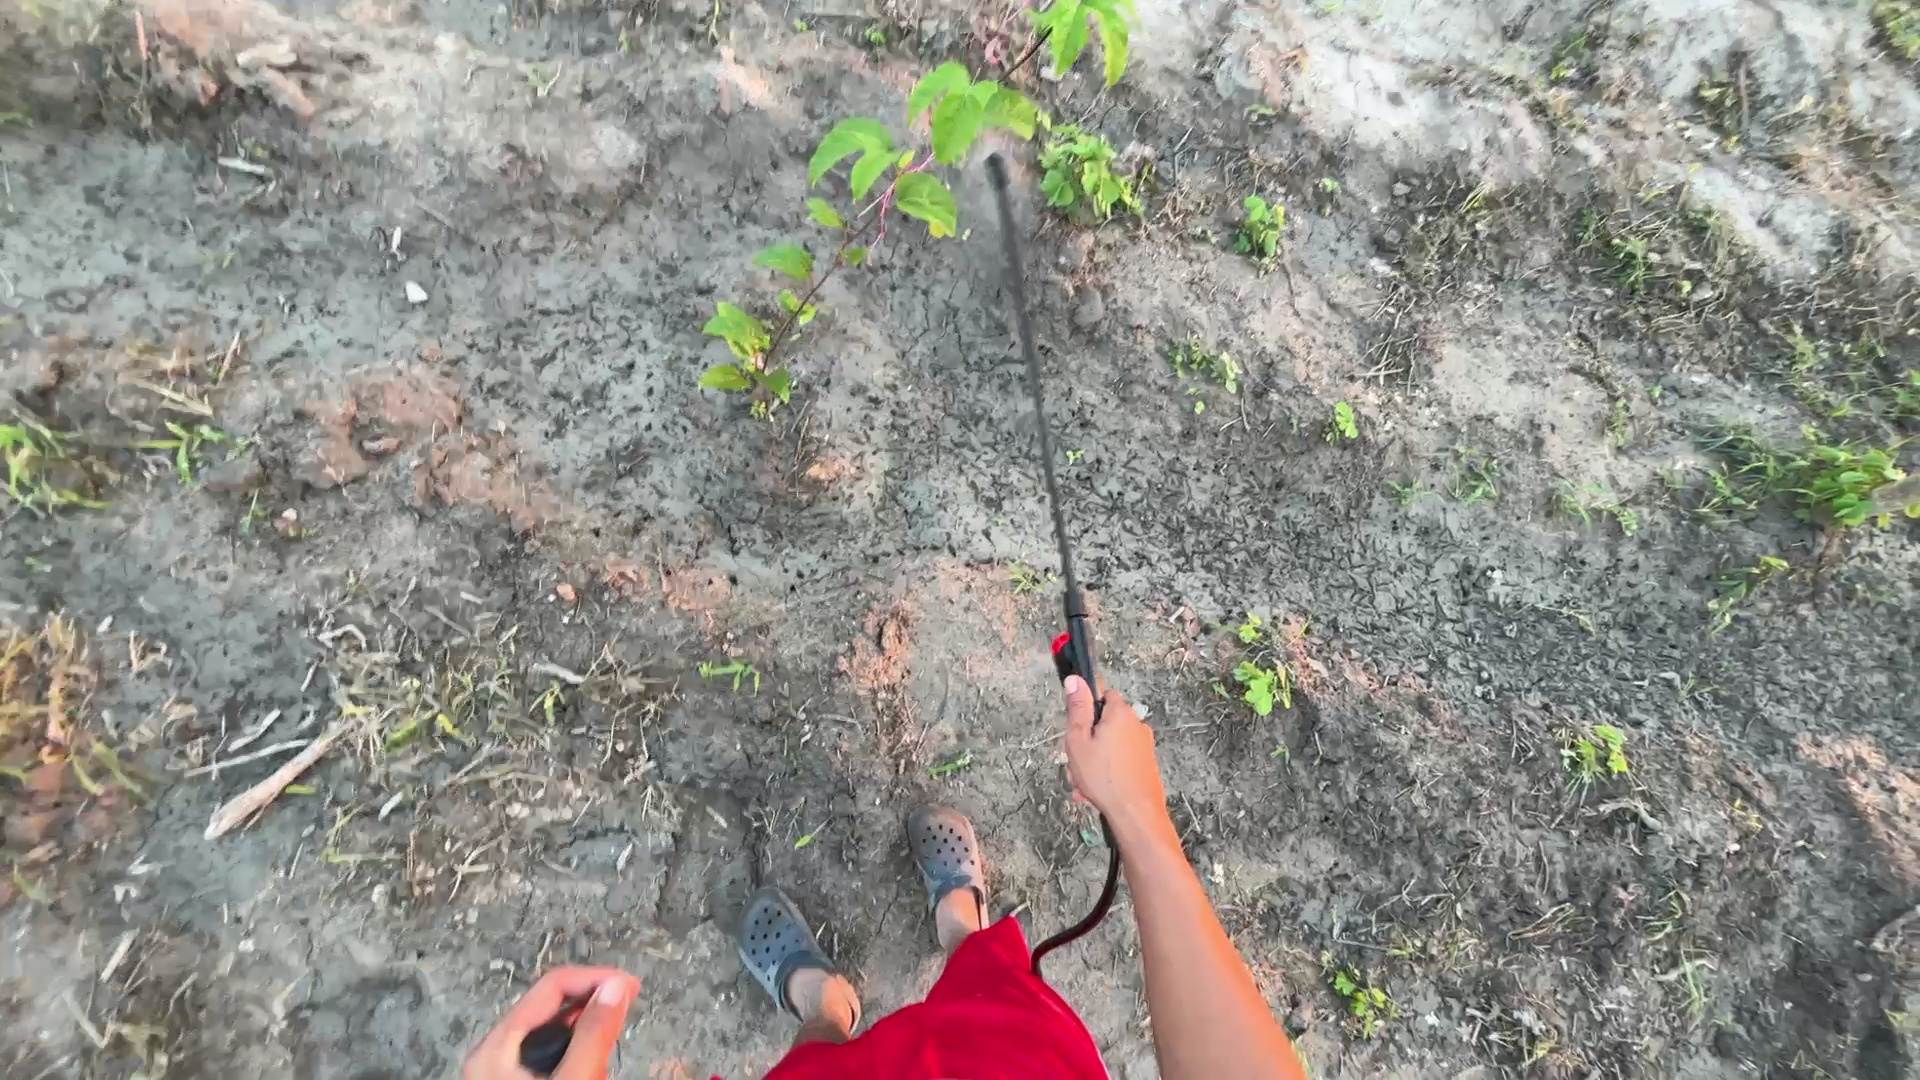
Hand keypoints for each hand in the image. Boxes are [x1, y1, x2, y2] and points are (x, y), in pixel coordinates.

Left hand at [462, 966, 639, 1079]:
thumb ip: (593, 1034)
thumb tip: (618, 984)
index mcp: (497, 1045)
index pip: (554, 984)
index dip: (596, 979)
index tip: (630, 988)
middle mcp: (496, 1051)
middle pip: (554, 1003)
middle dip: (594, 1003)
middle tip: (627, 1008)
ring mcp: (504, 1070)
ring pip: (556, 1028)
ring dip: (589, 1028)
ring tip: (612, 1041)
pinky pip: (552, 1052)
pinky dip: (578, 1049)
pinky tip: (593, 1063)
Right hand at [1062, 675, 1169, 839]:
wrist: (1136, 814)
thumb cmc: (1104, 778)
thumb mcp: (1079, 740)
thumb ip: (1077, 708)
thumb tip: (1075, 680)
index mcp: (1120, 713)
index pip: (1102, 694)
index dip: (1086, 710)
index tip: (1077, 729)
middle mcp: (1137, 724)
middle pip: (1105, 722)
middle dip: (1089, 740)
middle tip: (1077, 761)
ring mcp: (1144, 745)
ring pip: (1111, 744)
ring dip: (1096, 759)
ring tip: (1085, 784)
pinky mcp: (1147, 763)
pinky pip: (1121, 760)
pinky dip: (1109, 770)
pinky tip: (1098, 790)